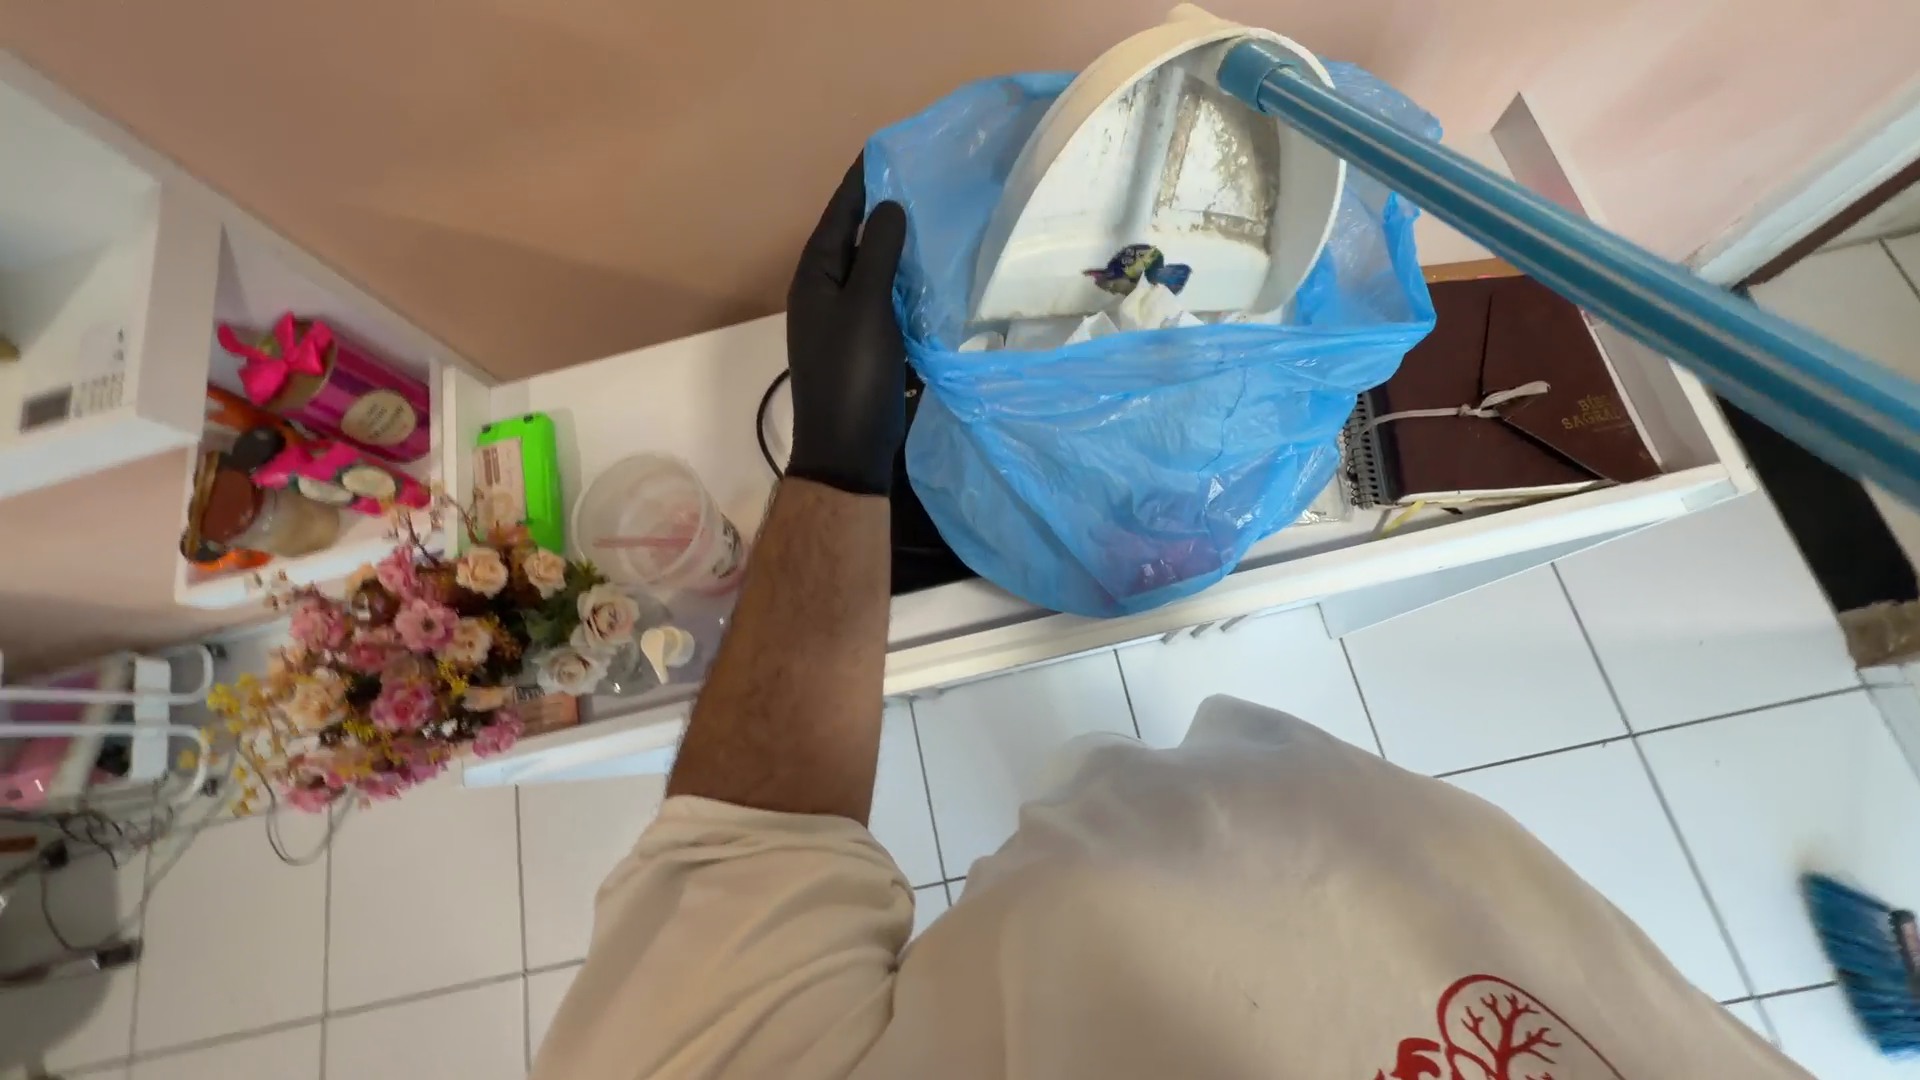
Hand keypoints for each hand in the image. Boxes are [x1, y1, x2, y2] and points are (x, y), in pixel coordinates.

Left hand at [784, 156, 907, 496]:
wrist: (848, 448)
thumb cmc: (853, 375)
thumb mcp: (866, 307)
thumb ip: (878, 254)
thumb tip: (889, 206)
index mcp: (815, 276)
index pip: (839, 214)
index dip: (862, 181)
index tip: (890, 150)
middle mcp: (824, 294)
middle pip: (854, 241)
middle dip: (884, 213)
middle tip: (923, 184)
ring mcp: (843, 323)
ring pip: (872, 274)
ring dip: (898, 251)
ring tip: (934, 223)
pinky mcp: (864, 347)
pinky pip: (885, 305)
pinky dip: (905, 289)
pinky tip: (932, 281)